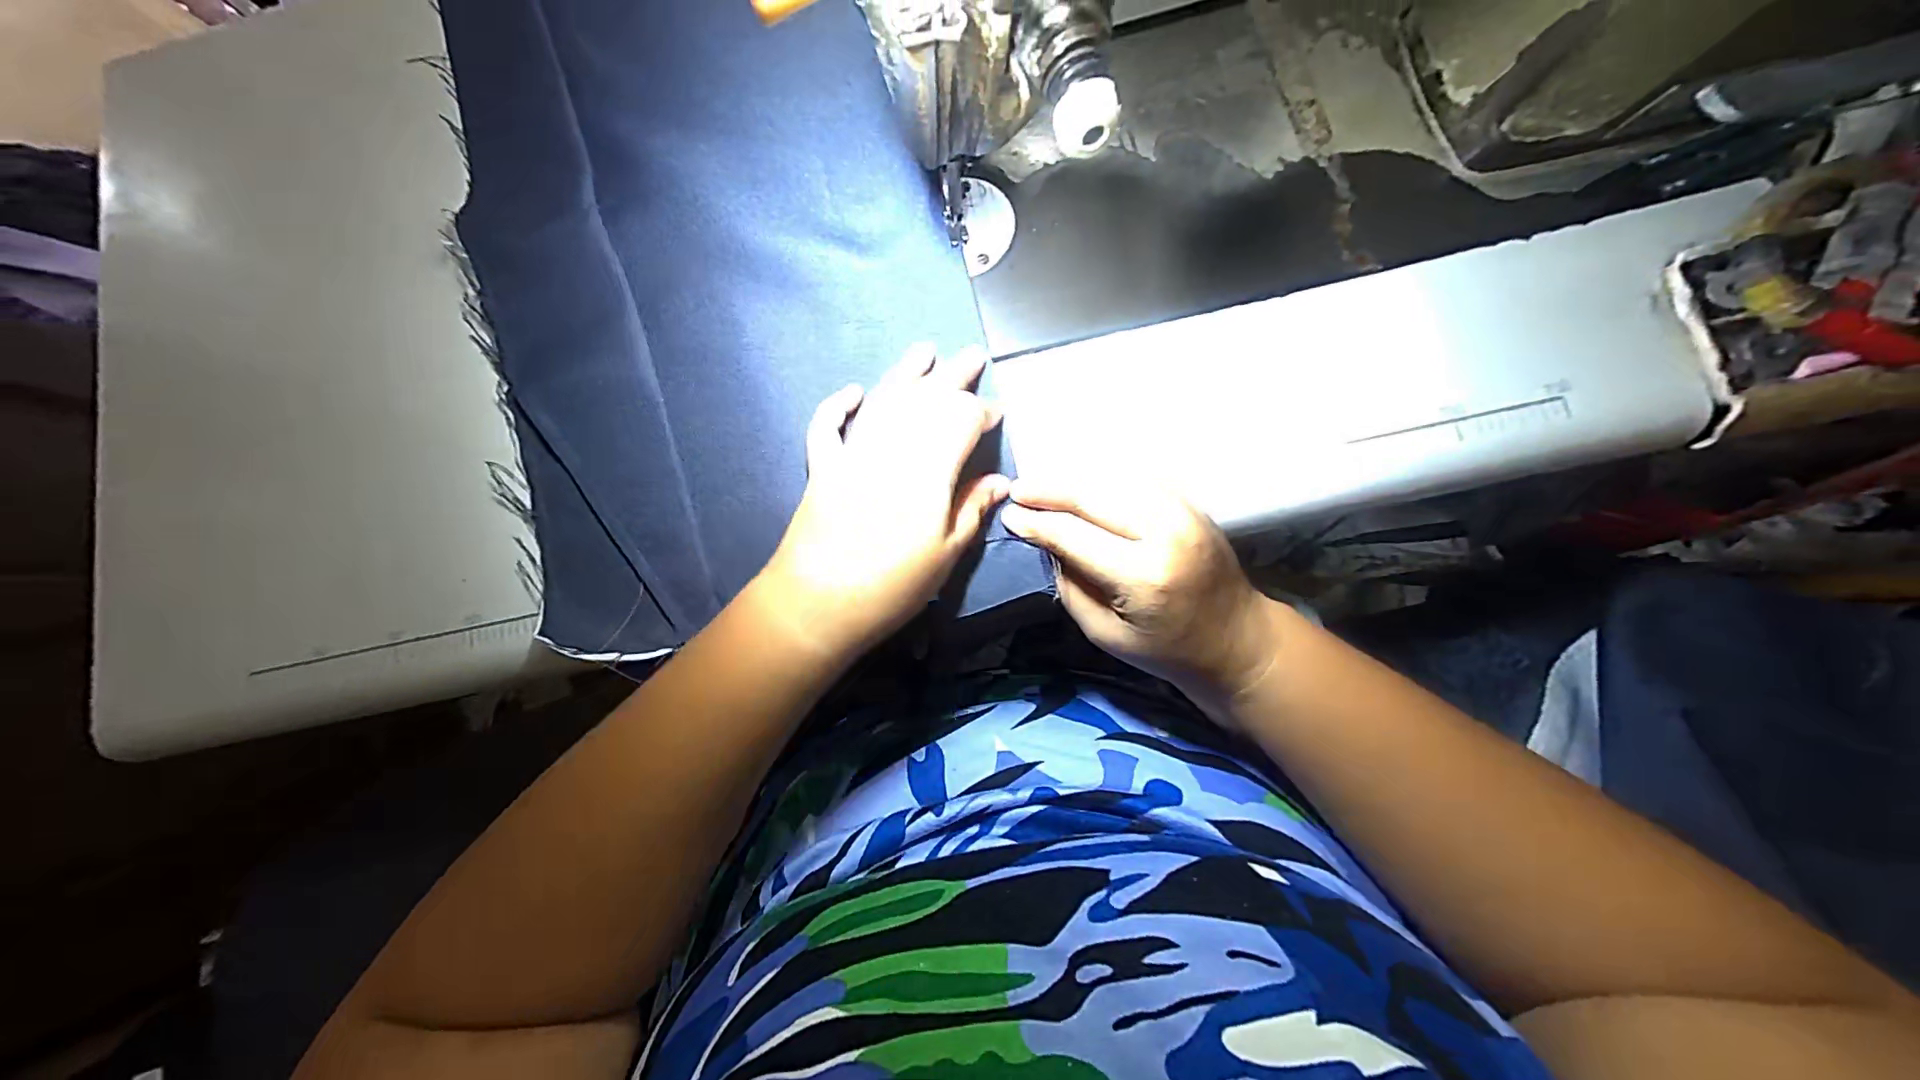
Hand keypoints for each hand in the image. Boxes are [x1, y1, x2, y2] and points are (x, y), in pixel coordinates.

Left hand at [755, 343, 1008, 659]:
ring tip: (924, 350)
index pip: (961, 421)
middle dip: (953, 377)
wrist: (818, 604)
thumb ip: (972, 509)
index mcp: (929, 470)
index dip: (983, 412)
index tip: (998, 412)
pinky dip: (838, 406)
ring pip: (882, 401)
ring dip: (904, 373)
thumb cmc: (893, 586)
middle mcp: (891, 449)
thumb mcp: (946, 553)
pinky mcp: (822, 468)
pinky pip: (827, 427)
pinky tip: (854, 392)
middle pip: (925, 400)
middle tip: (972, 356)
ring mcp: (852, 455)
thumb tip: (999, 481)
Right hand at [1000, 480, 1283, 720]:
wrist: (1236, 640)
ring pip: (1117, 479)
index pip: (1075, 535)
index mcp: (1142, 575)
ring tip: (1044, 483)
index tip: (1009, 515)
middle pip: (1094, 495)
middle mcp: (1165, 533)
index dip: (1037, 523)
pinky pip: (1139, 480)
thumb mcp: (1104, 633)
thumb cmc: (1165, 649)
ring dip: (1076, 478)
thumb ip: (1071, 586)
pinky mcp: (1192, 505)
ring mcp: (1184, 513)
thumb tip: (1047, 542)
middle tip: (1018, 488)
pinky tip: (1084, 482)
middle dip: (1051, 489)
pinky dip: (1106, 477)